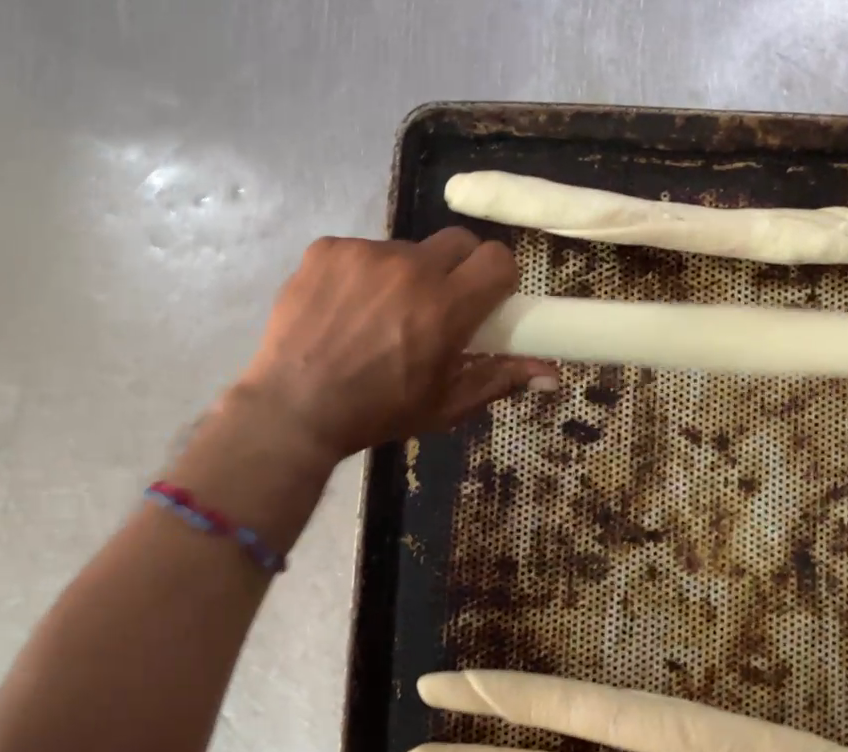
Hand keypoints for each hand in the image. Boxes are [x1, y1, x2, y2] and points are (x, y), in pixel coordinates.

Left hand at [237, 229, 556, 461]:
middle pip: (458, 242)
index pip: (498, 259)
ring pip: (407, 249)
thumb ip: (500, 379)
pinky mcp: (327, 249)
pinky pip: (362, 252)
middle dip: (459, 269)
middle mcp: (410, 267)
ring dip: (407, 275)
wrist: (295, 408)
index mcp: (446, 307)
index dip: (498, 278)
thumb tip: (552, 375)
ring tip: (381, 317)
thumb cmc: (378, 413)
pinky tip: (345, 311)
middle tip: (440, 305)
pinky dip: (363, 276)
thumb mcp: (446, 404)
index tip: (487, 301)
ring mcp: (364, 253)